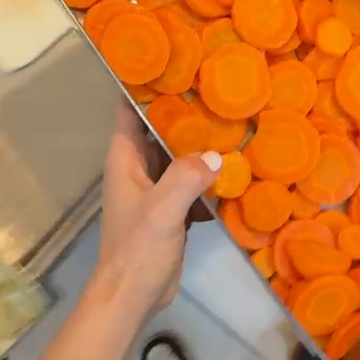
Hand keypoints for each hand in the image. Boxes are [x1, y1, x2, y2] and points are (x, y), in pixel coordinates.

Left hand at [91, 102, 219, 318]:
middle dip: (183, 111)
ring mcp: (156, 191)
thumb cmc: (137, 250)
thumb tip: (215, 155)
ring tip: (232, 120)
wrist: (133, 297)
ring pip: (178, 156)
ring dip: (199, 144)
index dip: (144, 85)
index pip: (129, 110)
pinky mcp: (173, 211)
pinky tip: (234, 168)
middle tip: (217, 88)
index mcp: (125, 160)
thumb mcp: (161, 210)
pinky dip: (209, 175)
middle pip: (159, 130)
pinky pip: (192, 183)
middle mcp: (138, 169)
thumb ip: (185, 178)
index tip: (172, 63)